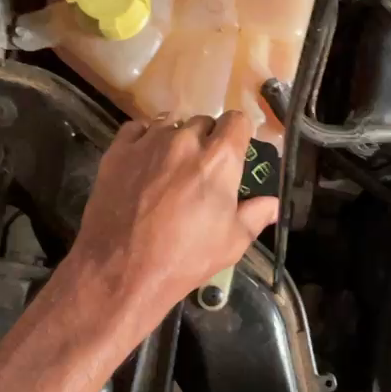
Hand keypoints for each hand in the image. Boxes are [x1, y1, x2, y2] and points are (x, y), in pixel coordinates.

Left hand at [62, 111, 278, 324]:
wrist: (123, 270)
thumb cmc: (185, 259)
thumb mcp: (233, 243)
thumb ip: (256, 215)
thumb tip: (272, 203)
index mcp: (219, 160)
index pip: (237, 121)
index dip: (239, 134)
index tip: (237, 150)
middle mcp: (185, 141)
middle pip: (204, 122)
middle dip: (208, 139)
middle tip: (203, 168)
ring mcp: (148, 143)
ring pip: (170, 123)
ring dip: (177, 137)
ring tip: (173, 164)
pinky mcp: (118, 151)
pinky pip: (137, 129)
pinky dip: (146, 139)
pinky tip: (146, 160)